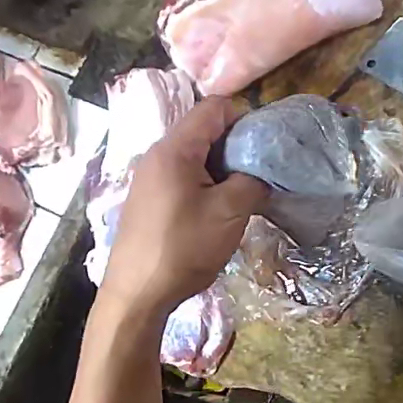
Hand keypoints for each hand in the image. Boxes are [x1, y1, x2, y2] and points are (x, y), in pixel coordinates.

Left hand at [99, 96, 267, 320]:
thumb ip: (253, 181)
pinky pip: (182, 178)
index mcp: (174, 149)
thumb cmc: (183, 248)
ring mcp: (148, 178)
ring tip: (242, 195)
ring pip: (194, 157)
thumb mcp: (229, 212)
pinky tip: (217, 212)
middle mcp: (156, 155)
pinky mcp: (147, 200)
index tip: (266, 147)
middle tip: (260, 173)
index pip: (214, 108)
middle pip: (203, 131)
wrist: (136, 294)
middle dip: (236, 146)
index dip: (245, 118)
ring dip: (222, 169)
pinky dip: (204, 185)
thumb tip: (263, 172)